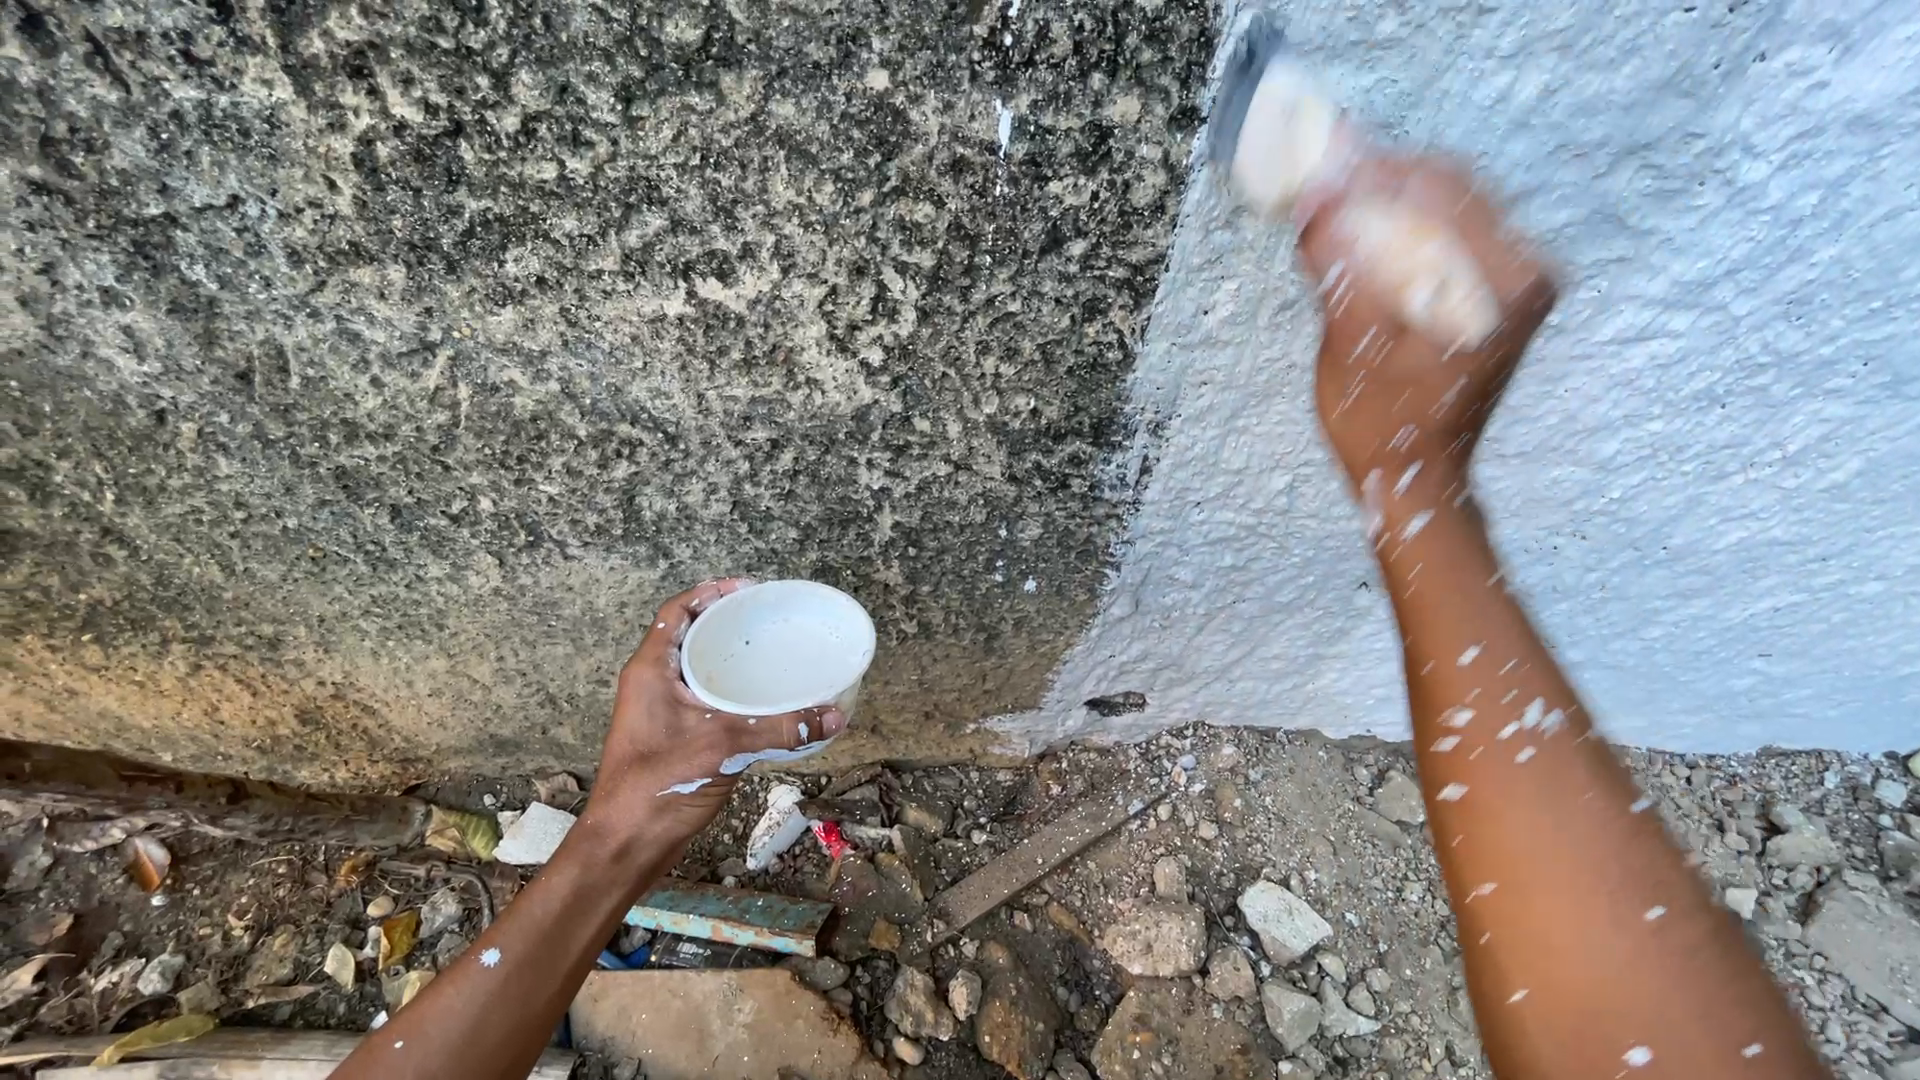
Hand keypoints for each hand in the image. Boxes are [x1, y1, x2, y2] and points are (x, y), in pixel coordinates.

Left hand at [582, 579, 844, 854]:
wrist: (625, 846)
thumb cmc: (659, 786)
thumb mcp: (724, 746)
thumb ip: (781, 729)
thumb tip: (834, 716)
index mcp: (651, 670)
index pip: (676, 611)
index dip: (709, 592)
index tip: (748, 589)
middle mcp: (653, 684)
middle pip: (689, 635)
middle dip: (725, 622)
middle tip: (767, 618)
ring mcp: (662, 712)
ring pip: (698, 669)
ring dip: (729, 658)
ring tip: (770, 651)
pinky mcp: (675, 737)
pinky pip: (707, 699)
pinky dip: (732, 691)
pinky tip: (764, 699)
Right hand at [1296, 155, 1556, 489]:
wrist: (1415, 474)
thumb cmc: (1380, 424)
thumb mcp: (1349, 346)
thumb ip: (1340, 269)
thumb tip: (1313, 203)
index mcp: (1501, 282)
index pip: (1438, 189)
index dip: (1371, 172)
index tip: (1316, 168)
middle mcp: (1525, 270)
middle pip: (1450, 188)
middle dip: (1378, 180)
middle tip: (1317, 181)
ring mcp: (1517, 280)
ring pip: (1450, 206)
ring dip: (1388, 200)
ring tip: (1331, 205)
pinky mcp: (1499, 292)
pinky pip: (1451, 234)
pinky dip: (1404, 226)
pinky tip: (1362, 234)